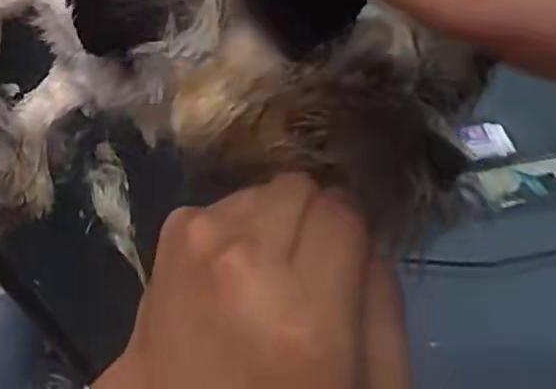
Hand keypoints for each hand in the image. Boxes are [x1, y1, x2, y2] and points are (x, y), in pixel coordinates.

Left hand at [96, 173, 407, 388]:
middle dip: (311, 216)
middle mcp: (247, 259)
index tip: (347, 253)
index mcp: (305, 313)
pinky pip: (226, 202)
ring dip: (271, 220)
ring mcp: (202, 236)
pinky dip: (235, 226)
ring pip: (262, 188)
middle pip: (299, 186)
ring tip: (264, 273)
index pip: (343, 210)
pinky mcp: (172, 229)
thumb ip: (382, 308)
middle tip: (305, 266)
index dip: (351, 229)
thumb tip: (368, 238)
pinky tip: (228, 272)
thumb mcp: (366, 387)